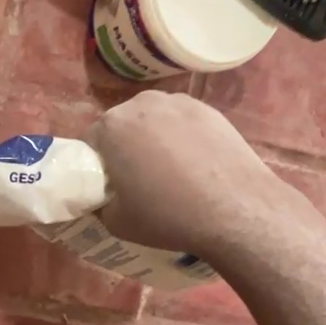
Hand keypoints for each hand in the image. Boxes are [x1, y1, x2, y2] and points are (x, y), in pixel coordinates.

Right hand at [87, 92, 325, 257]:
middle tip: (136, 180)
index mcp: (111, 126)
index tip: (107, 187)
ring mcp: (179, 102)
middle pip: (121, 125)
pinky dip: (179, 138)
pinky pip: (180, 122)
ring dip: (151, 140)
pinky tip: (192, 165)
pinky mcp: (209, 109)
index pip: (90, 142)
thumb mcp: (115, 221)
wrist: (235, 209)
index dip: (95, 166)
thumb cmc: (166, 215)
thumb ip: (98, 202)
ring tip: (167, 172)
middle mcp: (142, 103)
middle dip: (123, 148)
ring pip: (152, 121)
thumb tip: (102, 196)